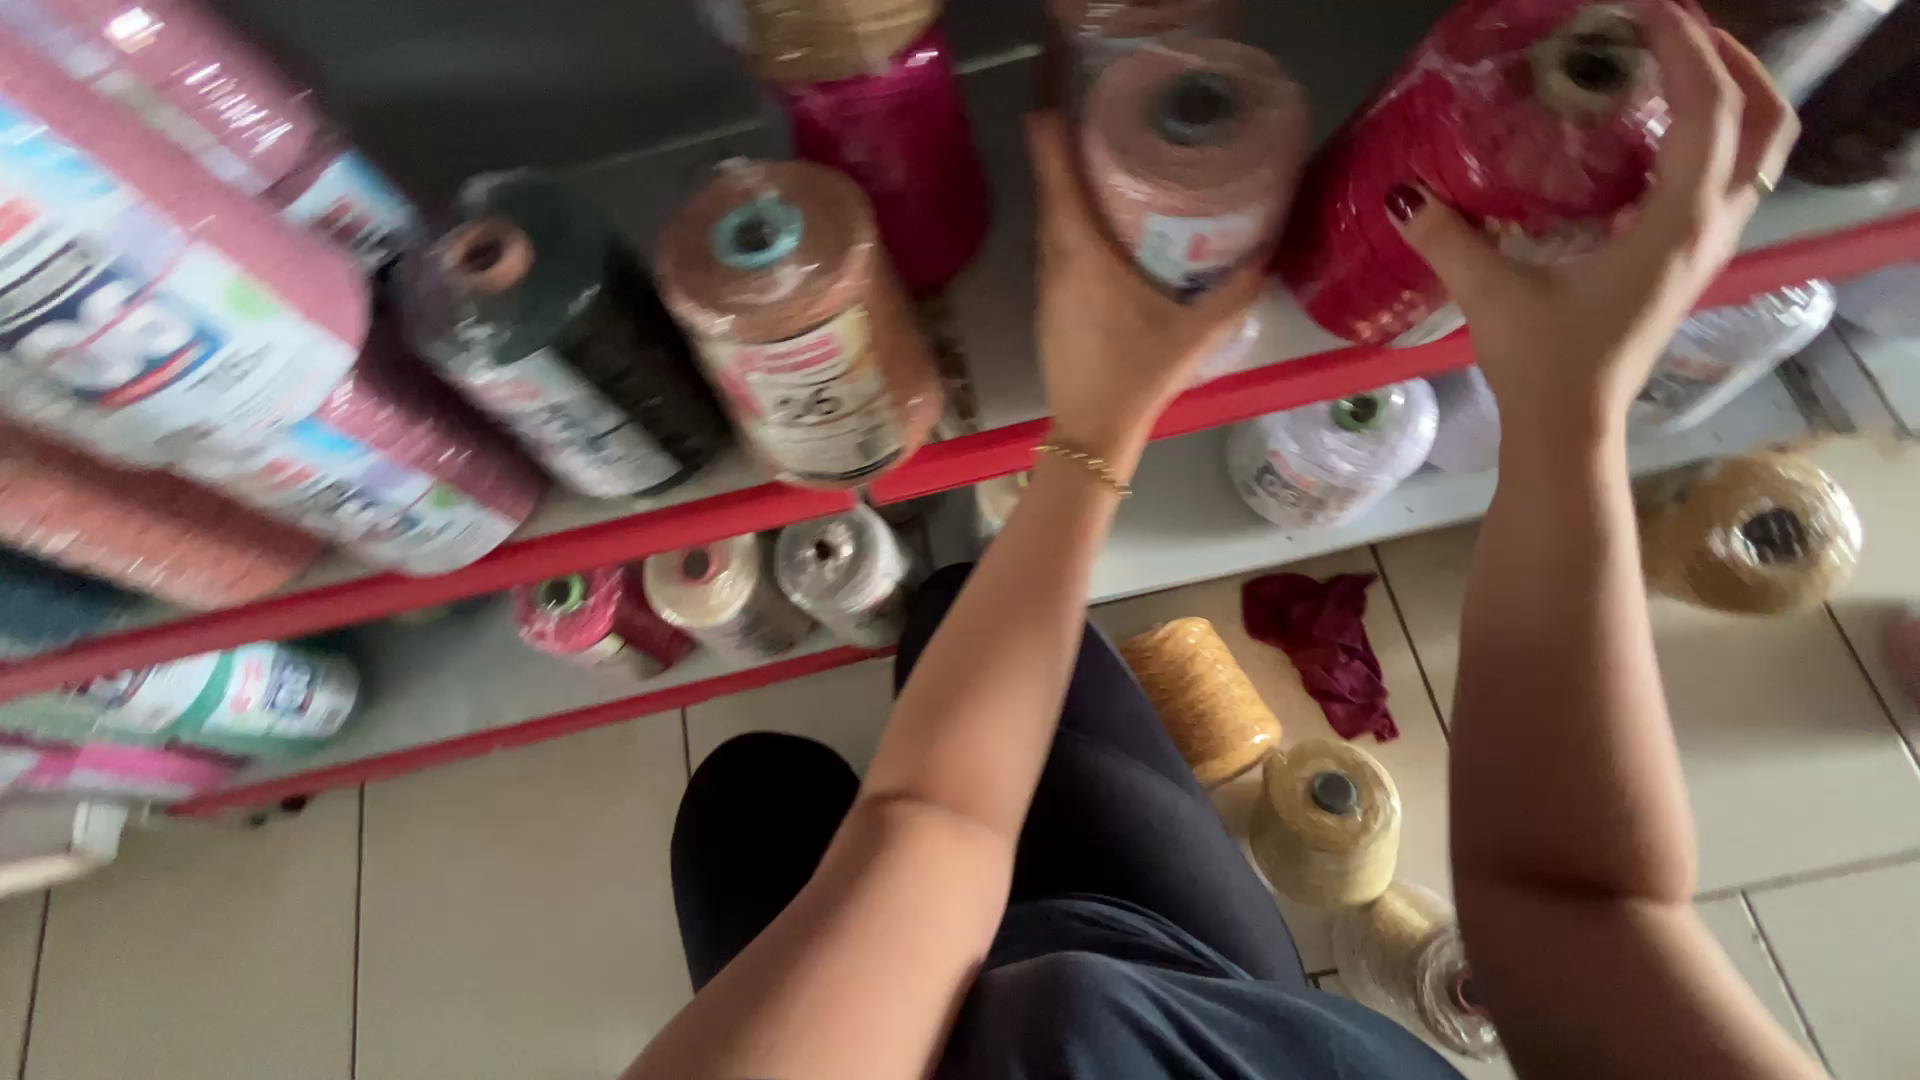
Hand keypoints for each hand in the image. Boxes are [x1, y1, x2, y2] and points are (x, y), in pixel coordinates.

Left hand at [1027, 111, 1266, 473]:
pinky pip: (1052, 261)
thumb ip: (1235, 291)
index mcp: (1085, 260)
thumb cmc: (1140, 376)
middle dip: (1059, 163)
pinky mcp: (1046, 316)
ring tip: (1089, 174)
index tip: (1048, 109)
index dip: (1049, 144)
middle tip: (1084, 131)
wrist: (1092, 431)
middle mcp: (1056, 269)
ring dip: (1061, 201)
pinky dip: (1065, 237)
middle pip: (1050, 203)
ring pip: (1048, 234)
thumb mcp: (1198, 333)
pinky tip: (1092, 239)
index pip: (1059, 187)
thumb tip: (1267, 251)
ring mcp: (1046, 295)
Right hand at [1390, 4, 1796, 443]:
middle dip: (1732, 64)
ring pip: (1755, 155)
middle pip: (1765, 120)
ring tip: (1674, 81)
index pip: (1711, 109)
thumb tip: (1402, 196)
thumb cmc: (1543, 361)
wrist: (1567, 424)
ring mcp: (1703, 251)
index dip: (1687, 48)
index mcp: (1678, 223)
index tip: (1647, 12)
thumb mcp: (1491, 294)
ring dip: (1731, 104)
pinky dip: (1706, 148)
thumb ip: (1448, 241)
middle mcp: (1710, 228)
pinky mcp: (1682, 270)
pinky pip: (1721, 186)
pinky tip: (1650, 155)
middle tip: (1674, 38)